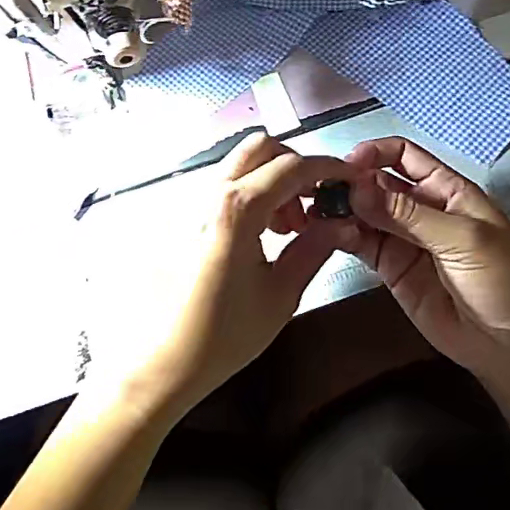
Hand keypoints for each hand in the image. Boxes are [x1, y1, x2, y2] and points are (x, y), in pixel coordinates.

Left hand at [85, 133, 354, 419]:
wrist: (160, 360)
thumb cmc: (221, 334)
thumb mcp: (281, 294)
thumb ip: (315, 248)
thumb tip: (341, 223)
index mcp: (236, 208)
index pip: (292, 166)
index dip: (327, 168)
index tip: (348, 179)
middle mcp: (208, 194)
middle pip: (259, 148)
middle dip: (294, 166)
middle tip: (311, 205)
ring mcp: (189, 202)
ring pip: (238, 166)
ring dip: (270, 181)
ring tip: (286, 229)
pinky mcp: (179, 217)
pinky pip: (221, 187)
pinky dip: (248, 195)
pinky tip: (258, 235)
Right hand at [329, 137, 509, 372]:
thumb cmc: (508, 283)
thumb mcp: (464, 239)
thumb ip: (408, 213)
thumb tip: (356, 188)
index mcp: (446, 190)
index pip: (403, 155)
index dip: (374, 153)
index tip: (346, 164)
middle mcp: (420, 209)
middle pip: (375, 182)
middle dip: (349, 183)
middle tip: (321, 191)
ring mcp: (402, 239)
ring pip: (362, 212)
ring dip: (340, 209)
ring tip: (316, 213)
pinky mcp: (389, 268)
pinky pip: (359, 243)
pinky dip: (341, 236)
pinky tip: (327, 234)